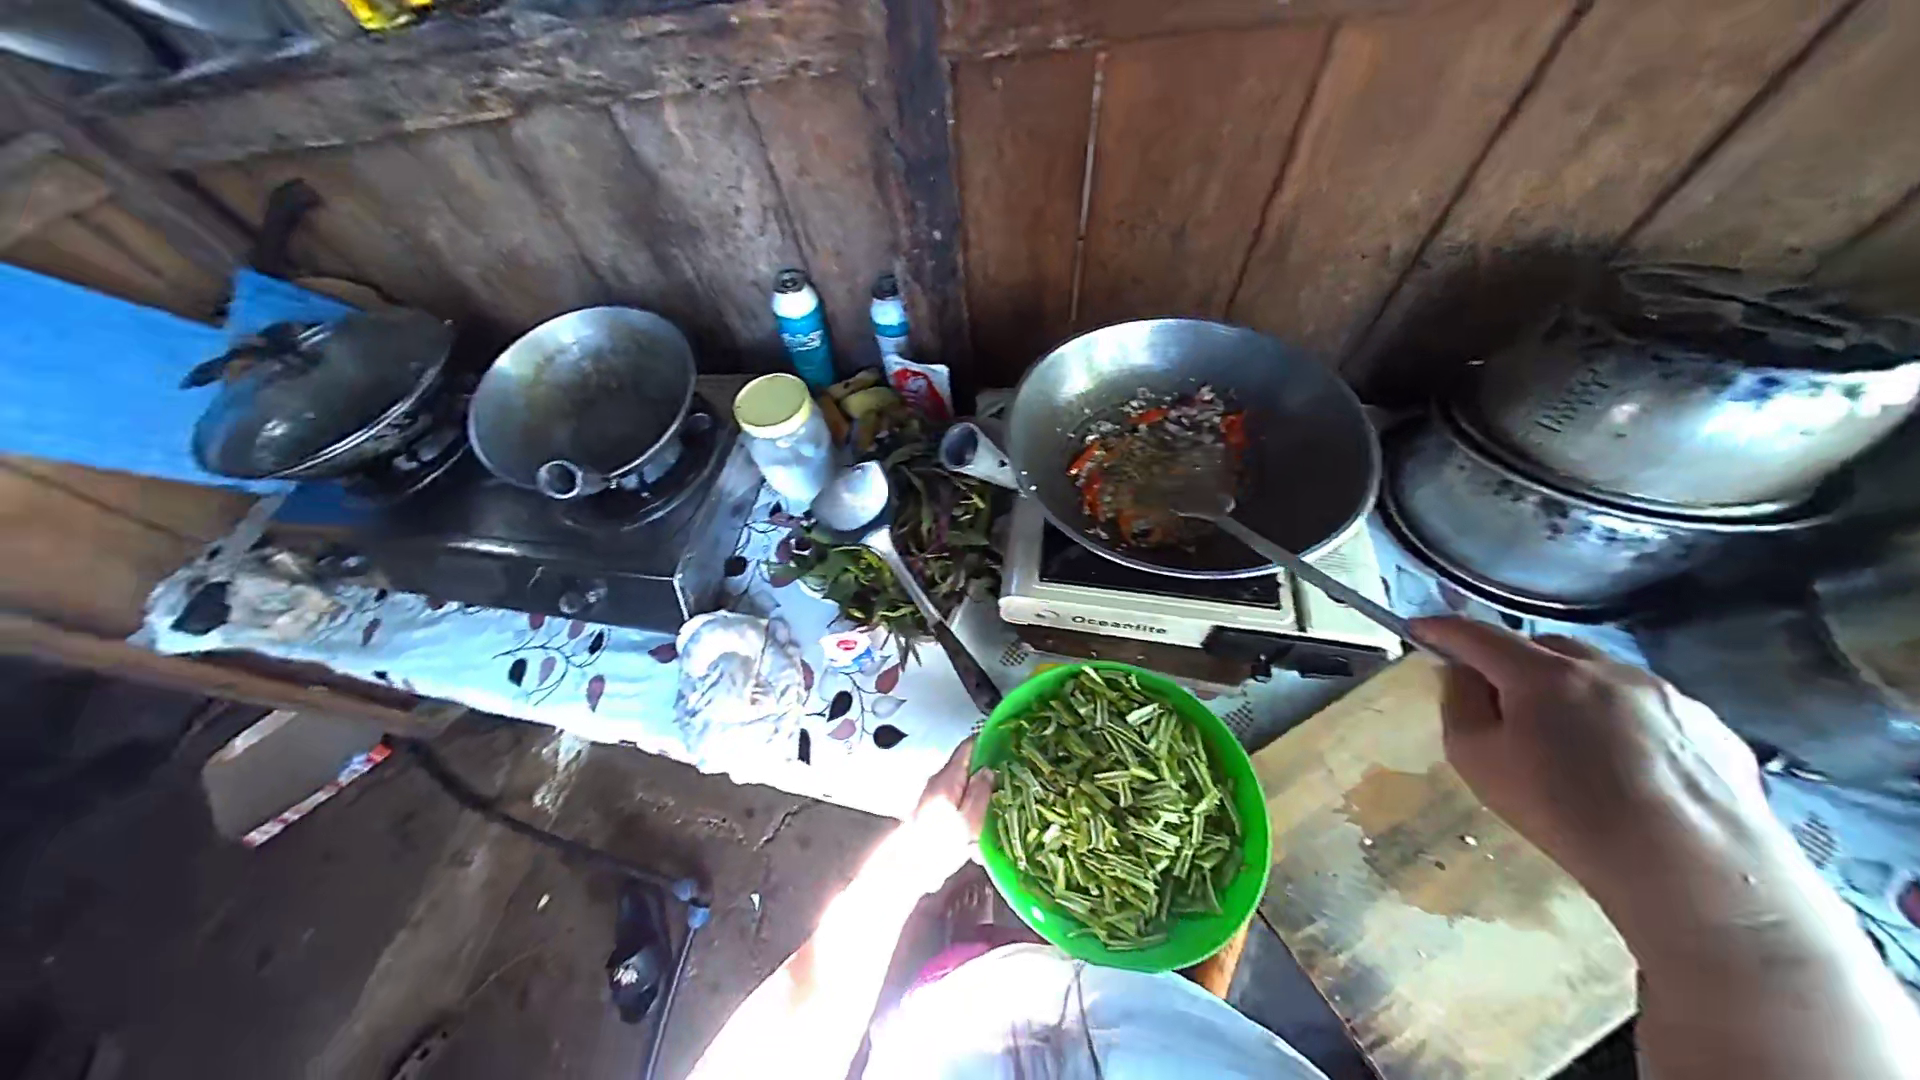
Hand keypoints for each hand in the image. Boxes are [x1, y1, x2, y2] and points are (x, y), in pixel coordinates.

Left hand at [893, 738, 995, 895]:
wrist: (907, 871)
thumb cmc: (940, 845)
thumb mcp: (969, 821)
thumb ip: (980, 793)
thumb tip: (988, 769)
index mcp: (948, 777)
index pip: (968, 747)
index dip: (988, 741)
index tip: (1008, 744)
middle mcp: (938, 780)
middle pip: (966, 766)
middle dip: (987, 770)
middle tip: (1011, 778)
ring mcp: (933, 795)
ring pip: (963, 785)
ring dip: (979, 793)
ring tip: (999, 806)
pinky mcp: (932, 810)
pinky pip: (956, 801)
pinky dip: (969, 808)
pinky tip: (979, 829)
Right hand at [1413, 617, 1772, 894]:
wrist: (1696, 876)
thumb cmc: (1564, 813)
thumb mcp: (1475, 759)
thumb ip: (1459, 703)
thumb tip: (1464, 674)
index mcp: (1544, 674)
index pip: (1477, 634)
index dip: (1441, 629)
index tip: (1419, 629)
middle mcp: (1607, 669)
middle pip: (1542, 647)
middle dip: (1511, 661)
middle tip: (1498, 699)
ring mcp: (1667, 694)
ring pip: (1597, 674)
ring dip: (1568, 689)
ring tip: (1567, 740)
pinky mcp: (1713, 726)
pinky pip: (1645, 706)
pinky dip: (1619, 719)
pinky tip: (1624, 766)